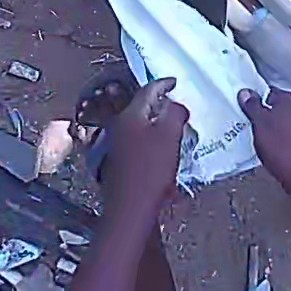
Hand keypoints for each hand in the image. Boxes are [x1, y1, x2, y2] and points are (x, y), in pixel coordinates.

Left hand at [101, 78, 188, 227]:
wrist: (130, 209)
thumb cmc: (152, 168)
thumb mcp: (171, 134)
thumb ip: (175, 112)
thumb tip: (175, 105)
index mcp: (130, 115)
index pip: (148, 90)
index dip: (164, 84)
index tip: (175, 82)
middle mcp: (118, 126)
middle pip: (141, 107)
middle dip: (158, 104)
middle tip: (175, 103)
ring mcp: (115, 145)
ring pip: (138, 125)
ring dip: (154, 123)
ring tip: (171, 126)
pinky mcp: (117, 162)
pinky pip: (136, 141)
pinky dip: (149, 138)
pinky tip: (160, 149)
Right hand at [239, 88, 290, 206]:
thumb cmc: (282, 149)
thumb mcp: (259, 126)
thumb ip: (252, 107)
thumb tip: (245, 92)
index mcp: (287, 99)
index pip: (270, 92)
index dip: (258, 100)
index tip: (248, 109)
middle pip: (280, 106)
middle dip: (269, 113)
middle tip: (254, 123)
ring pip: (288, 120)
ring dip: (279, 126)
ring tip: (264, 138)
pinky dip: (287, 138)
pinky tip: (278, 148)